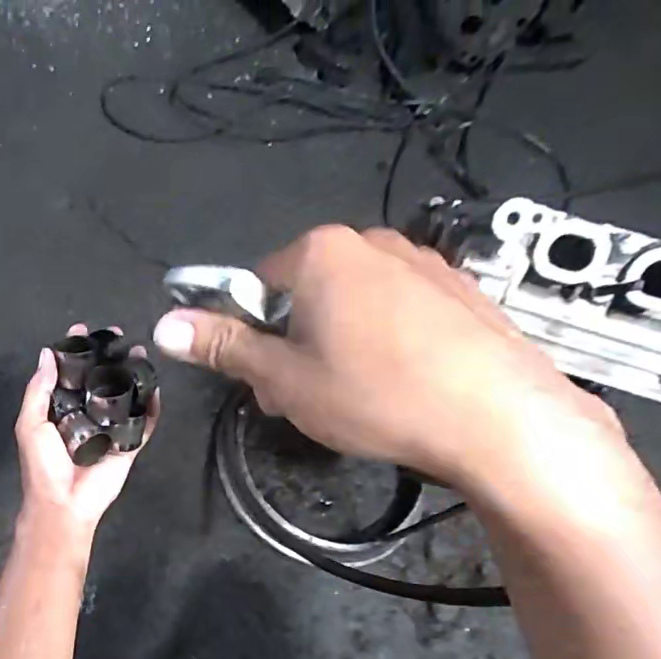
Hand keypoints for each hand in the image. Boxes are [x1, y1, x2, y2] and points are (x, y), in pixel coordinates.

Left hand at [14, 324, 157, 537]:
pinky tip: (155, 387)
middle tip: (118, 336)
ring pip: (124, 396)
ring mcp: (110, 430)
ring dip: (133, 374)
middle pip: (101, 379)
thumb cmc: (42, 465)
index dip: (76, 350)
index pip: (71, 373)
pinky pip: (143, 424)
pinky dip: (151, 407)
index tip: (83, 329)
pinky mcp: (128, 446)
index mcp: (61, 409)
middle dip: (109, 356)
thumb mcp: (30, 423)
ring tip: (140, 353)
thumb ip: (39, 389)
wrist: (63, 503)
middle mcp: (87, 415)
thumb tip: (48, 353)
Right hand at [150, 226, 626, 502]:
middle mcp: (370, 241)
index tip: (266, 384)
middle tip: (306, 399)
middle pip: (303, 294)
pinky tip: (398, 383)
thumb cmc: (374, 396)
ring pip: (350, 304)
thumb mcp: (285, 380)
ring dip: (335, 346)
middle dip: (293, 345)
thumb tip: (165, 324)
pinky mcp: (456, 288)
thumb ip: (224, 348)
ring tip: (356, 397)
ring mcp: (420, 261)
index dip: (250, 340)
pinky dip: (382, 342)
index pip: (254, 287)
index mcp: (320, 253)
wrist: (495, 415)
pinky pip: (395, 310)